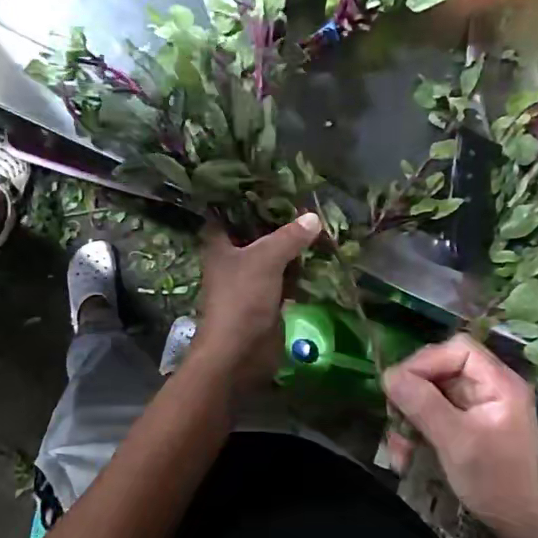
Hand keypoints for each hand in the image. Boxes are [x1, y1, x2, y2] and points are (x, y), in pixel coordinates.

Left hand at [193, 214, 322, 381]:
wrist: (239, 353)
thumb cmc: (242, 299)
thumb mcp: (266, 260)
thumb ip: (288, 237)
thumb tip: (313, 217)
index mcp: (219, 245)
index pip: (228, 213)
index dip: (245, 198)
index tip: (269, 184)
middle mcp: (231, 260)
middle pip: (254, 234)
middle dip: (277, 222)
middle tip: (304, 202)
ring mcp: (249, 282)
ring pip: (271, 257)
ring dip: (291, 247)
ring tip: (317, 224)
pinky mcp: (265, 301)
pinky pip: (283, 279)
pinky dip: (298, 271)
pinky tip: (318, 257)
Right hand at [382, 335, 537, 533]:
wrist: (516, 525)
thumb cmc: (494, 481)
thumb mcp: (456, 441)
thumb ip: (423, 404)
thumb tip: (389, 375)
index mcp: (499, 383)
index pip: (457, 350)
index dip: (426, 361)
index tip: (400, 386)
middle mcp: (489, 388)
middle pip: (440, 368)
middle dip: (412, 392)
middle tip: (394, 417)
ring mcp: (477, 406)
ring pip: (430, 392)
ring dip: (408, 416)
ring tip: (398, 447)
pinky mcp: (465, 425)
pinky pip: (432, 413)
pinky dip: (416, 429)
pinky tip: (405, 453)